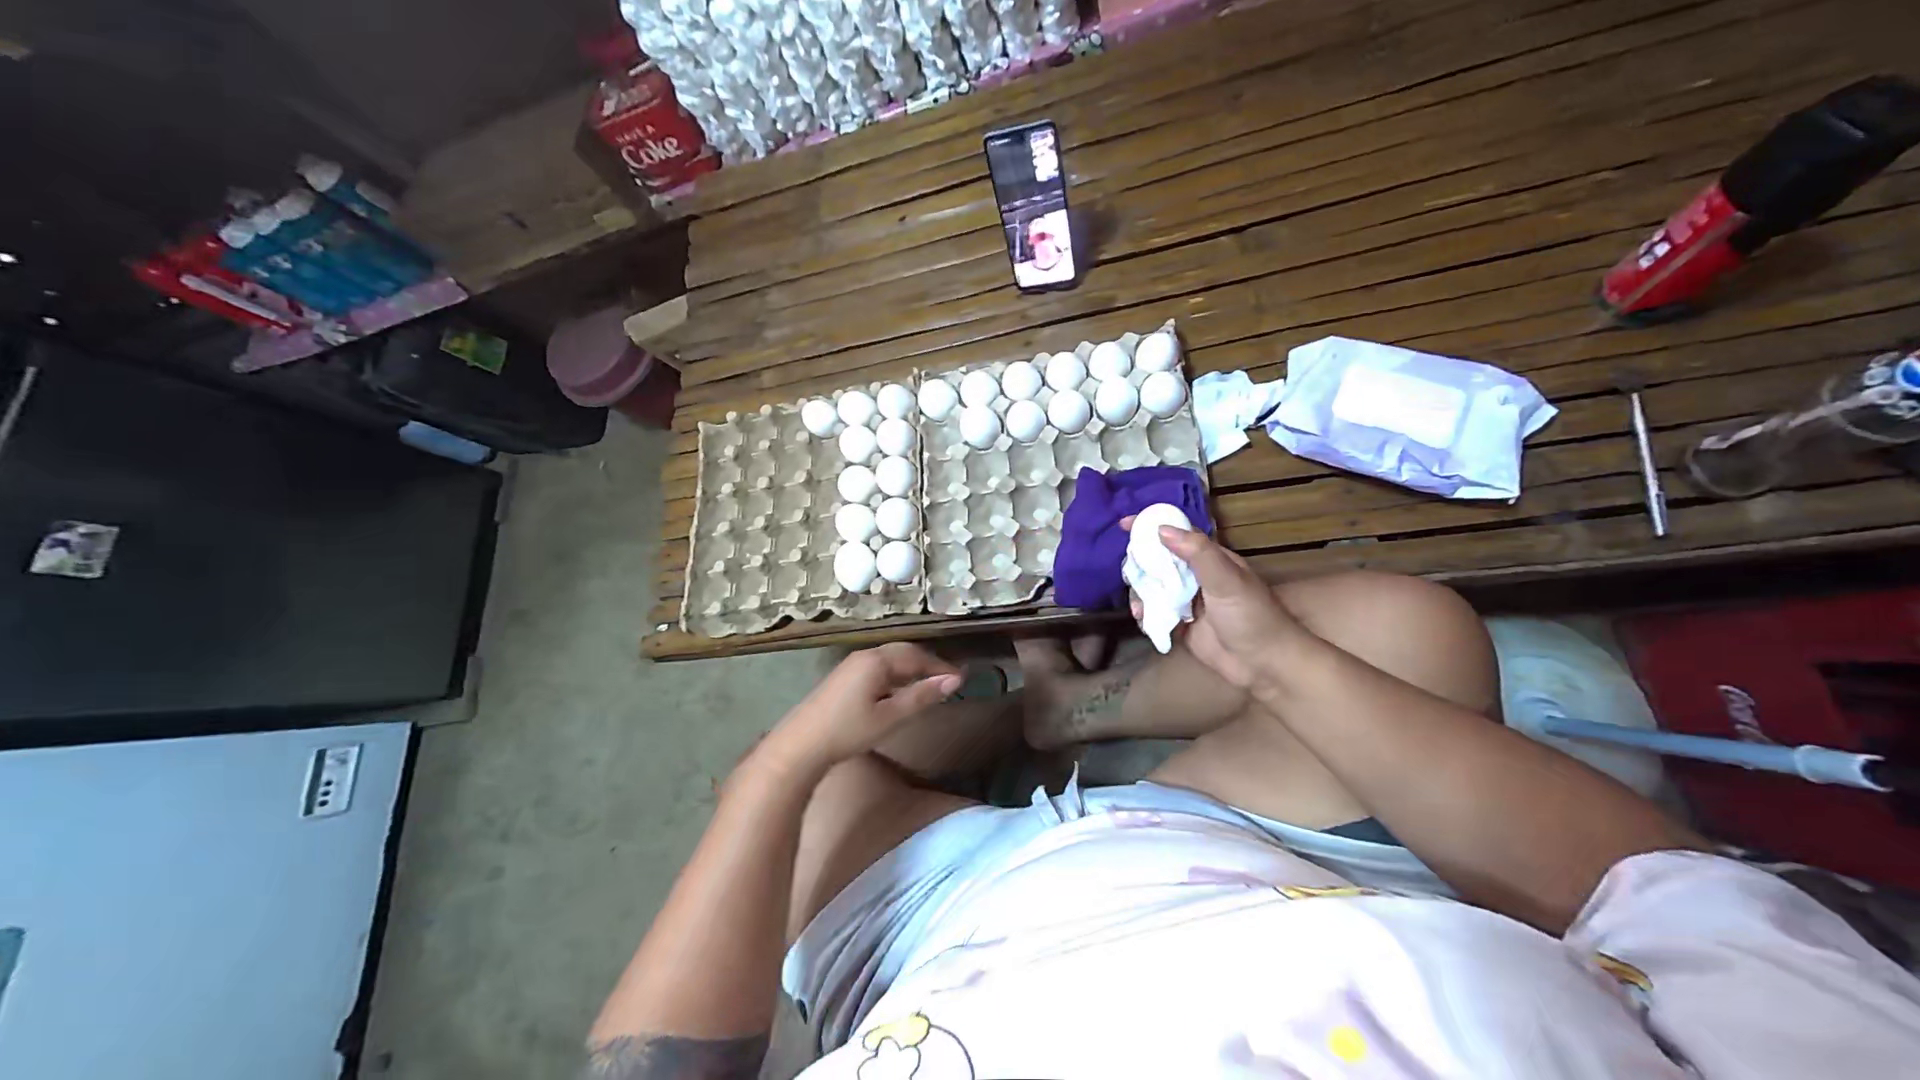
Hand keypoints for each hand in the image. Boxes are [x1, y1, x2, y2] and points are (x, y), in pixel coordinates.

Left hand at [767, 643, 962, 768]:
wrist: (801, 746)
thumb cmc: (848, 731)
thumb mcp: (890, 716)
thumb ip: (922, 696)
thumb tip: (954, 680)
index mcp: (877, 660)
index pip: (917, 655)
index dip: (941, 666)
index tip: (962, 679)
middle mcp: (864, 656)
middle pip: (903, 653)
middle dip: (927, 664)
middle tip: (948, 680)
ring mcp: (851, 666)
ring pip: (890, 660)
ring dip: (911, 670)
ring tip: (929, 687)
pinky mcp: (844, 679)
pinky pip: (878, 669)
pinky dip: (896, 676)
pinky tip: (900, 693)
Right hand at [1122, 518, 1300, 691]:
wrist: (1264, 665)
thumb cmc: (1251, 616)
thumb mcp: (1227, 579)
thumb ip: (1197, 553)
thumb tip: (1161, 529)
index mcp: (1210, 559)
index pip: (1177, 534)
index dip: (1151, 526)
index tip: (1124, 524)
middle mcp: (1196, 577)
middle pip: (1158, 561)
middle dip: (1140, 564)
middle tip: (1130, 573)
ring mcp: (1187, 602)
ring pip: (1153, 588)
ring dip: (1141, 593)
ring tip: (1139, 605)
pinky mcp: (1181, 626)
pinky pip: (1155, 614)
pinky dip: (1146, 615)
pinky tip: (1144, 620)